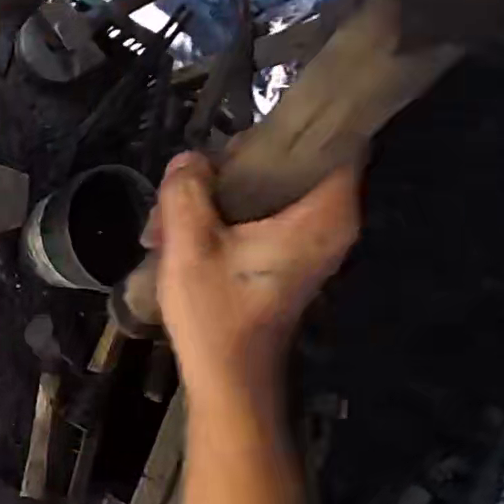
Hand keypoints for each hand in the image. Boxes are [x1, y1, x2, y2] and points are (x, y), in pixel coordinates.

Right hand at [148, 151, 361, 393]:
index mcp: (323, 214)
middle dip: (232, 165)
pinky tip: (181, 233)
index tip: (236, 137)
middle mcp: (328, 222)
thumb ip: (186, 189)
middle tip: (186, 185)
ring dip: (218, 194)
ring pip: (267, 188)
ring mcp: (309, 241)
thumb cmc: (217, 314)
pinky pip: (260, 213)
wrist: (228, 378)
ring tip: (170, 218)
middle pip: (290, 161)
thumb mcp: (189, 244)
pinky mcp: (287, 256)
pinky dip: (224, 215)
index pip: (333, 139)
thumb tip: (189, 160)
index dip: (288, 125)